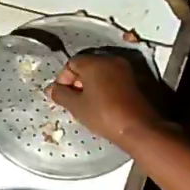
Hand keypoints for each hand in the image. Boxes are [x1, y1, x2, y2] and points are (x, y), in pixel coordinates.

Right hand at [48, 53, 171, 148]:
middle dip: (76, 80)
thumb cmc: (103, 114)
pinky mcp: (134, 80)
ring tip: (86, 102)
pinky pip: (111, 78)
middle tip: (73, 99)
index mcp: (94, 63)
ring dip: (90, 84)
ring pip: (99, 72)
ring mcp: (125, 70)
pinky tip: (101, 102)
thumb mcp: (75, 106)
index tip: (62, 94)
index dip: (63, 78)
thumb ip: (60, 94)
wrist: (138, 128)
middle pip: (86, 65)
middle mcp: (111, 61)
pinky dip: (103, 87)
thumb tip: (51, 89)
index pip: (71, 63)